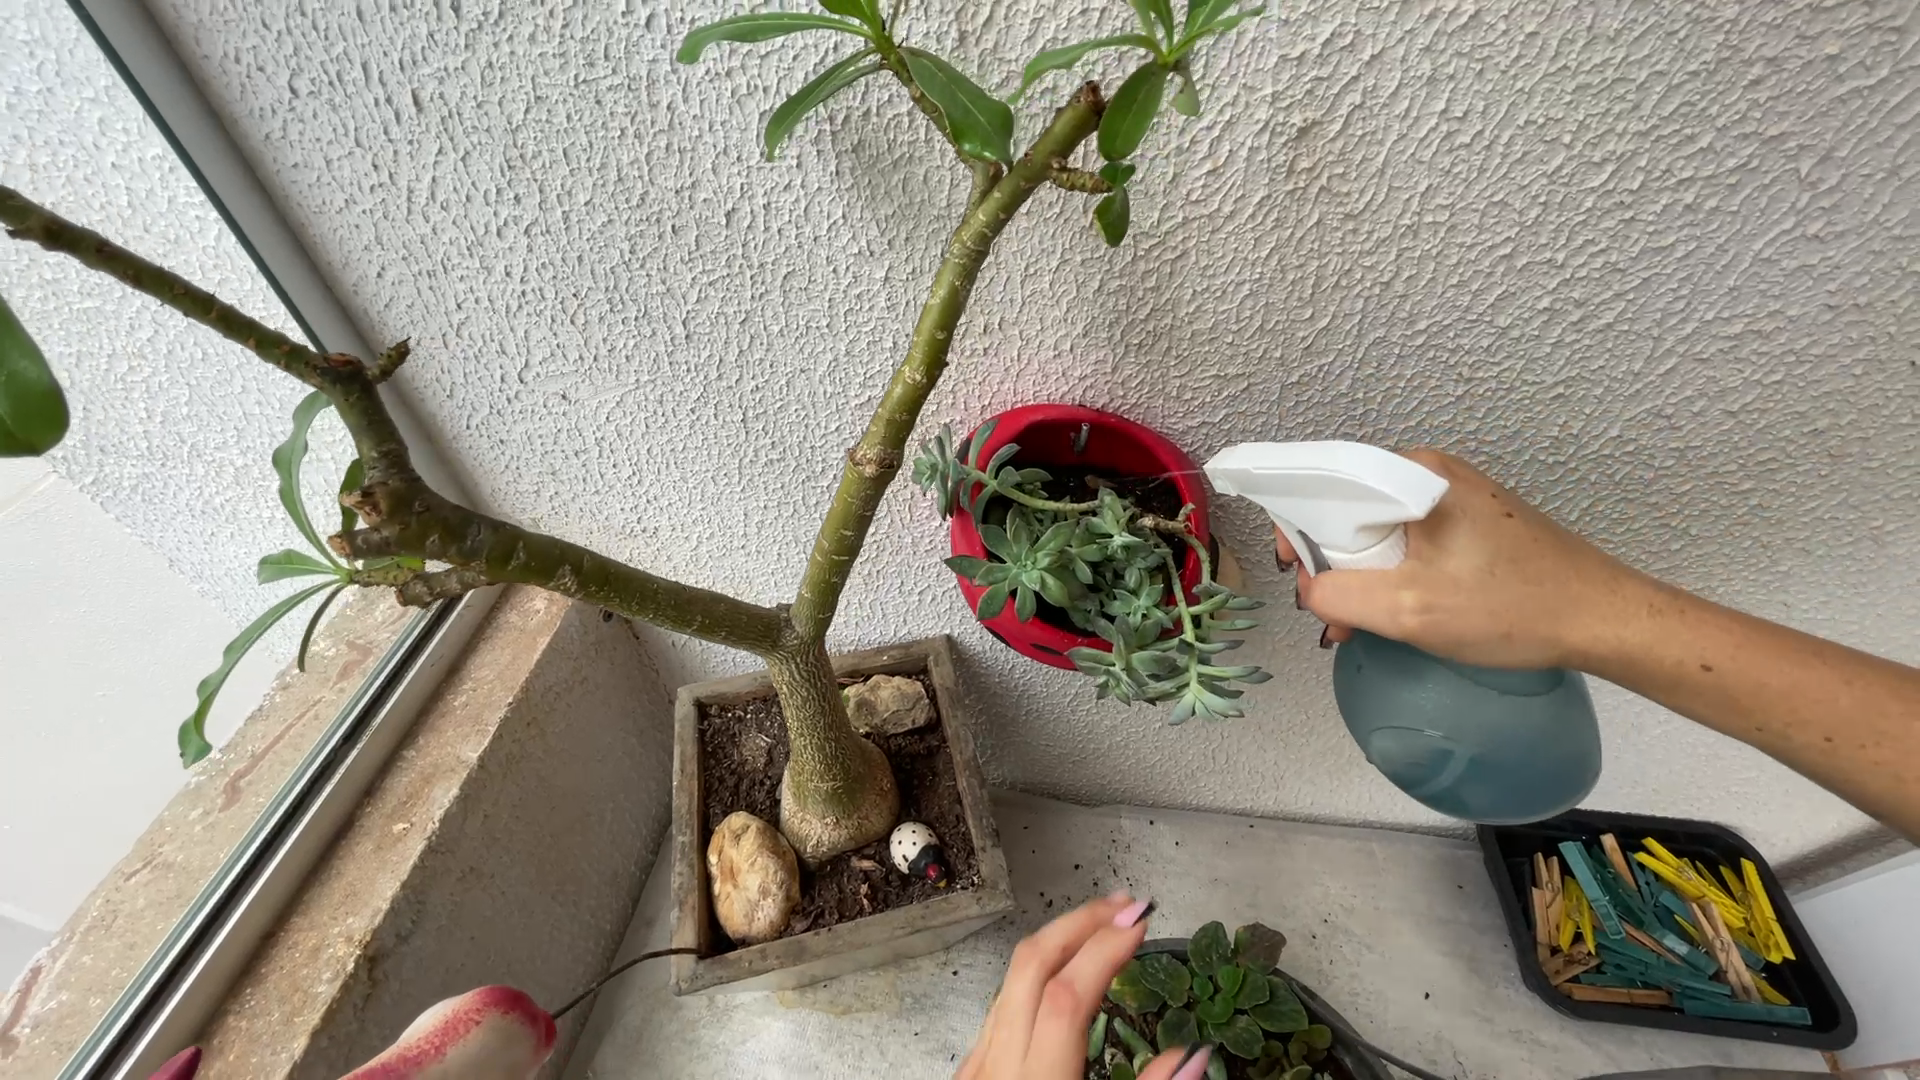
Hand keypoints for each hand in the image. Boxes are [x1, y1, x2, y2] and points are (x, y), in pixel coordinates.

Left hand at [958, 893, 1211, 1079]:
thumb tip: (1197, 1055)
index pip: (1069, 995)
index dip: (1106, 949)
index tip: (1142, 921)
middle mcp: (996, 1067)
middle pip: (1031, 966)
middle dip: (1080, 923)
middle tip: (1126, 905)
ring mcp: (976, 1067)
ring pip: (1011, 979)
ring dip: (1060, 943)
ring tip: (1104, 928)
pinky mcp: (969, 1074)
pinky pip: (1003, 1006)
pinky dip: (1038, 975)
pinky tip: (1064, 977)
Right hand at [1279, 449, 1643, 669]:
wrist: (1605, 621)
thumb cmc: (1512, 608)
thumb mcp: (1406, 609)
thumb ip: (1336, 596)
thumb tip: (1312, 590)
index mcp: (1412, 475)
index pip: (1322, 484)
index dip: (1294, 526)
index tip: (1292, 569)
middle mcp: (1428, 473)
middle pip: (1345, 509)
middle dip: (1325, 561)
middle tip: (1326, 609)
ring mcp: (1450, 496)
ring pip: (1373, 530)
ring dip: (1354, 574)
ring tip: (1353, 622)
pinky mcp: (1465, 520)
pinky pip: (1403, 539)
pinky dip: (1385, 572)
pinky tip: (1386, 609)